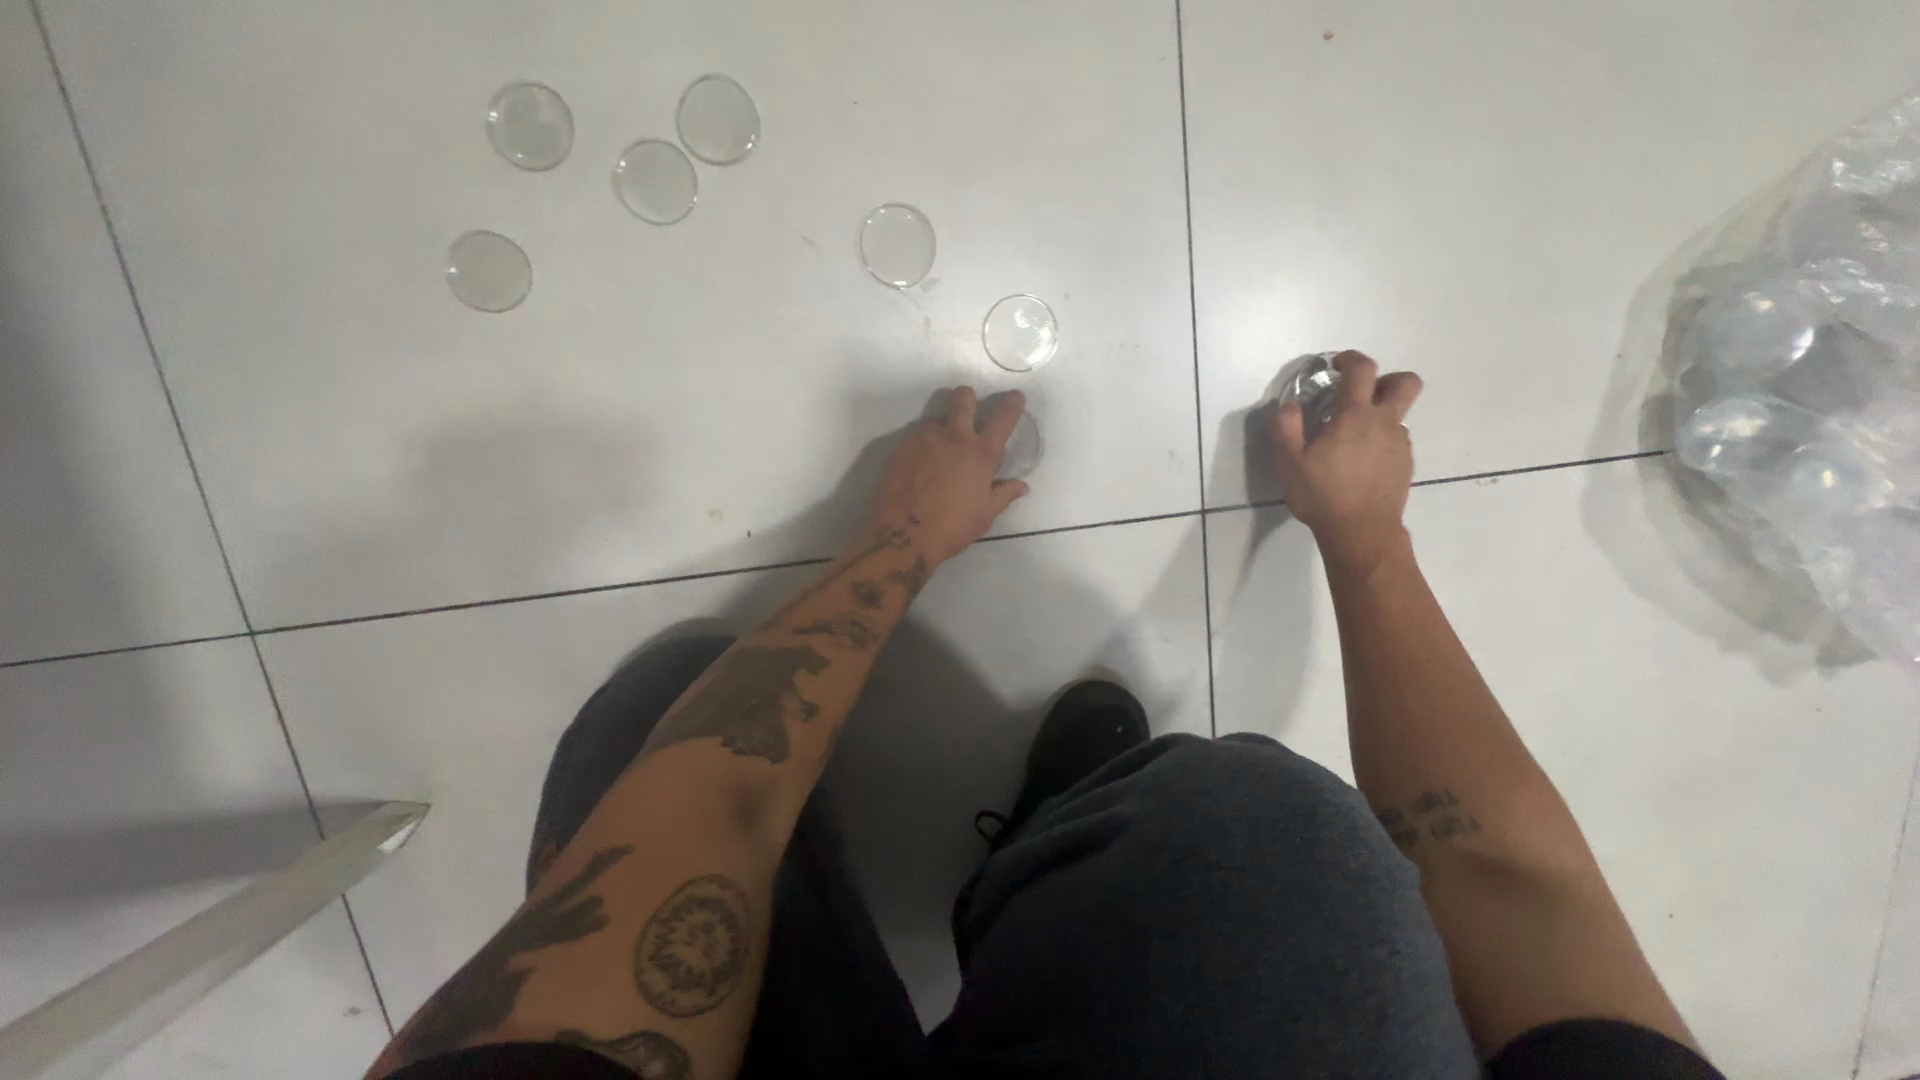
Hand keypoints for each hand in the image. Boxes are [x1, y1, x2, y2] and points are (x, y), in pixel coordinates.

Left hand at [868, 387, 1029, 566]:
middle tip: (968, 411)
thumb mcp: (985, 514)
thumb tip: (1022, 486)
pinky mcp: (902, 445)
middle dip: (968, 398)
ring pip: (936, 419)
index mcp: (981, 453)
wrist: (905, 534)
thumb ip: (1004, 494)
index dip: (1012, 403)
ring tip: (938, 453)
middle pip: (963, 398)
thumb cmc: (953, 527)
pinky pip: (917, 435)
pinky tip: (920, 465)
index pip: (1003, 418)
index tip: (1015, 397)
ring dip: (942, 429)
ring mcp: (925, 438)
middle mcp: (954, 437)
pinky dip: (923, 445)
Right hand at [1272, 351, 1422, 576]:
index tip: (1337, 365)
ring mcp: (1400, 444)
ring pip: (1399, 415)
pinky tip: (1361, 464)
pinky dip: (1381, 442)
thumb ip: (1287, 428)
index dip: (1350, 359)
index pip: (1362, 370)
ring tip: (1353, 440)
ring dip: (1380, 416)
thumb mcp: (1289, 462)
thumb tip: (1290, 406)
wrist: (1361, 532)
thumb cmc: (1322, 495)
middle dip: (1387, 379)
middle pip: (1406, 383)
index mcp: (1354, 416)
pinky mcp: (1405, 464)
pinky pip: (1397, 441)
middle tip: (1362, 395)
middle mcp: (1384, 423)